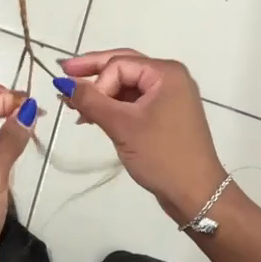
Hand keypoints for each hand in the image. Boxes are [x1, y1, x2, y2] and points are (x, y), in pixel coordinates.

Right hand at [57, 51, 224, 224]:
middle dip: (92, 72)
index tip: (80, 107)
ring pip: (126, 85)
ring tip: (73, 104)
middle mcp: (170, 78)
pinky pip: (134, 101)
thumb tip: (63, 83)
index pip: (119, 65)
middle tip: (63, 72)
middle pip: (123, 66)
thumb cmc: (162, 156)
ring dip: (101, 93)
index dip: (96, 82)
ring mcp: (169, 97)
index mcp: (166, 73)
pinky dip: (113, 106)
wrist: (198, 196)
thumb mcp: (122, 126)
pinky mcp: (166, 115)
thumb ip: (91, 101)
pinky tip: (93, 116)